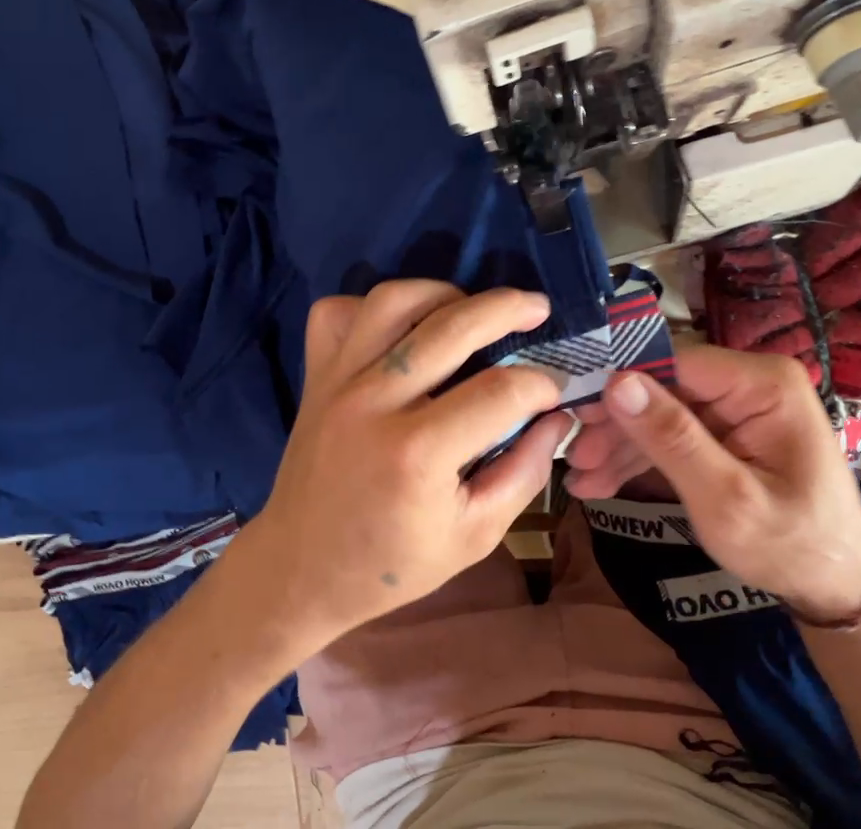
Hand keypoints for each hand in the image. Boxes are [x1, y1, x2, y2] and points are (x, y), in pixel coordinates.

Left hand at [232, 281, 568, 642]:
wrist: (302, 568)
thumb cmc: (392, 563)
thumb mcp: (474, 535)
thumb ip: (524, 472)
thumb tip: (559, 416)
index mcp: (419, 453)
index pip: (501, 391)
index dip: (541, 384)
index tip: (552, 392)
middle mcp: (375, 403)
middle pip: (451, 325)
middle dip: (506, 308)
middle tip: (537, 308)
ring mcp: (337, 383)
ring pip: (392, 301)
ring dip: (440, 293)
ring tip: (469, 309)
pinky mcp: (315, 377)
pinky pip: (336, 314)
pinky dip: (370, 307)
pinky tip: (401, 327)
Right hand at [568, 346, 860, 622]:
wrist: (835, 591)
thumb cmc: (791, 547)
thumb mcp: (725, 498)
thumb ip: (671, 438)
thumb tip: (616, 382)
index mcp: (763, 385)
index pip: (673, 362)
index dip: (620, 385)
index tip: (575, 414)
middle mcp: (750, 384)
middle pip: (662, 387)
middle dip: (616, 424)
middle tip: (576, 458)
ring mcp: (738, 409)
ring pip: (659, 412)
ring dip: (619, 445)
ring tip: (580, 478)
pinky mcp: (727, 433)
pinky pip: (672, 434)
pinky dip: (638, 459)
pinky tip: (601, 483)